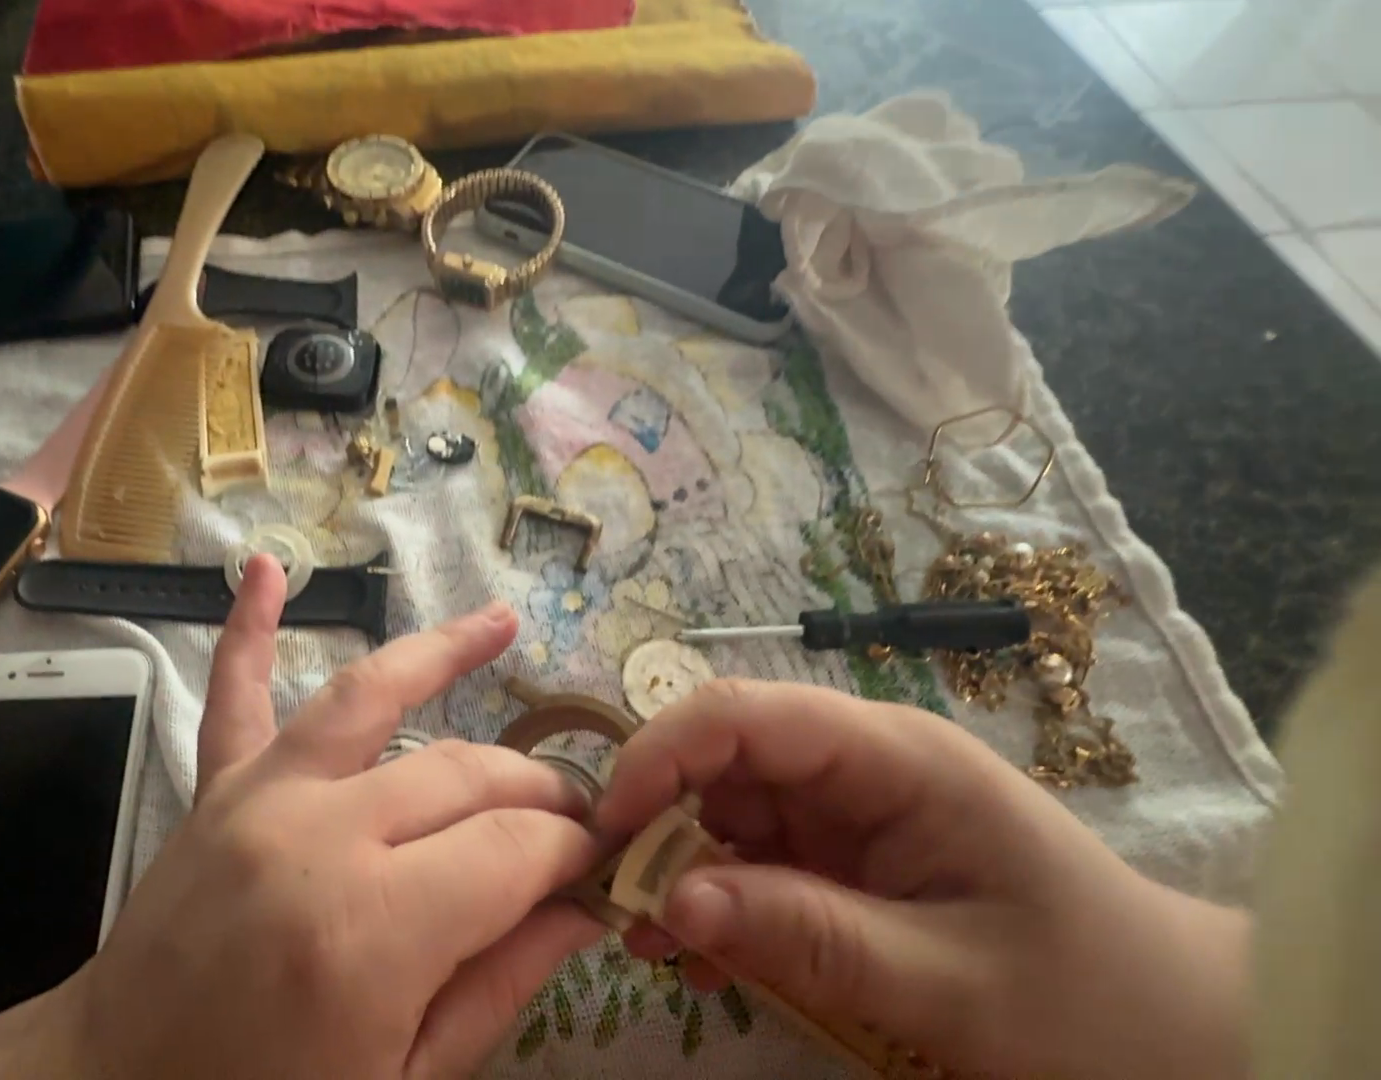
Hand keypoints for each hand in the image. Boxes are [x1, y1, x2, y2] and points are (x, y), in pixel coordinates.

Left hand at [72, 557, 605, 1077]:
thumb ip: (505, 980)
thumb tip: (586, 904)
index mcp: (372, 929)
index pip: (515, 848)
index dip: (574, 849)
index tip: (601, 858)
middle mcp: (318, 837)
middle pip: (463, 772)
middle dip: (536, 787)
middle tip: (574, 810)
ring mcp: (258, 796)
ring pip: (369, 698)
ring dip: (440, 653)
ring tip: (499, 622)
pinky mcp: (216, 787)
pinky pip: (234, 695)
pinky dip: (248, 630)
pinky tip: (264, 569)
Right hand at [596, 680, 1249, 1079]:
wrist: (1184, 1032)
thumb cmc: (1092, 997)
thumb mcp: (951, 982)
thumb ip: (810, 936)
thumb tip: (671, 900)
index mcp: (890, 755)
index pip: (745, 715)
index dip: (663, 753)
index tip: (609, 827)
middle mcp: (853, 763)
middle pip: (720, 758)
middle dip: (658, 819)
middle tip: (617, 899)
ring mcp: (841, 807)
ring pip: (721, 810)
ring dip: (675, 867)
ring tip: (649, 943)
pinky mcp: (834, 850)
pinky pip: (747, 857)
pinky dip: (711, 899)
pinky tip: (698, 954)